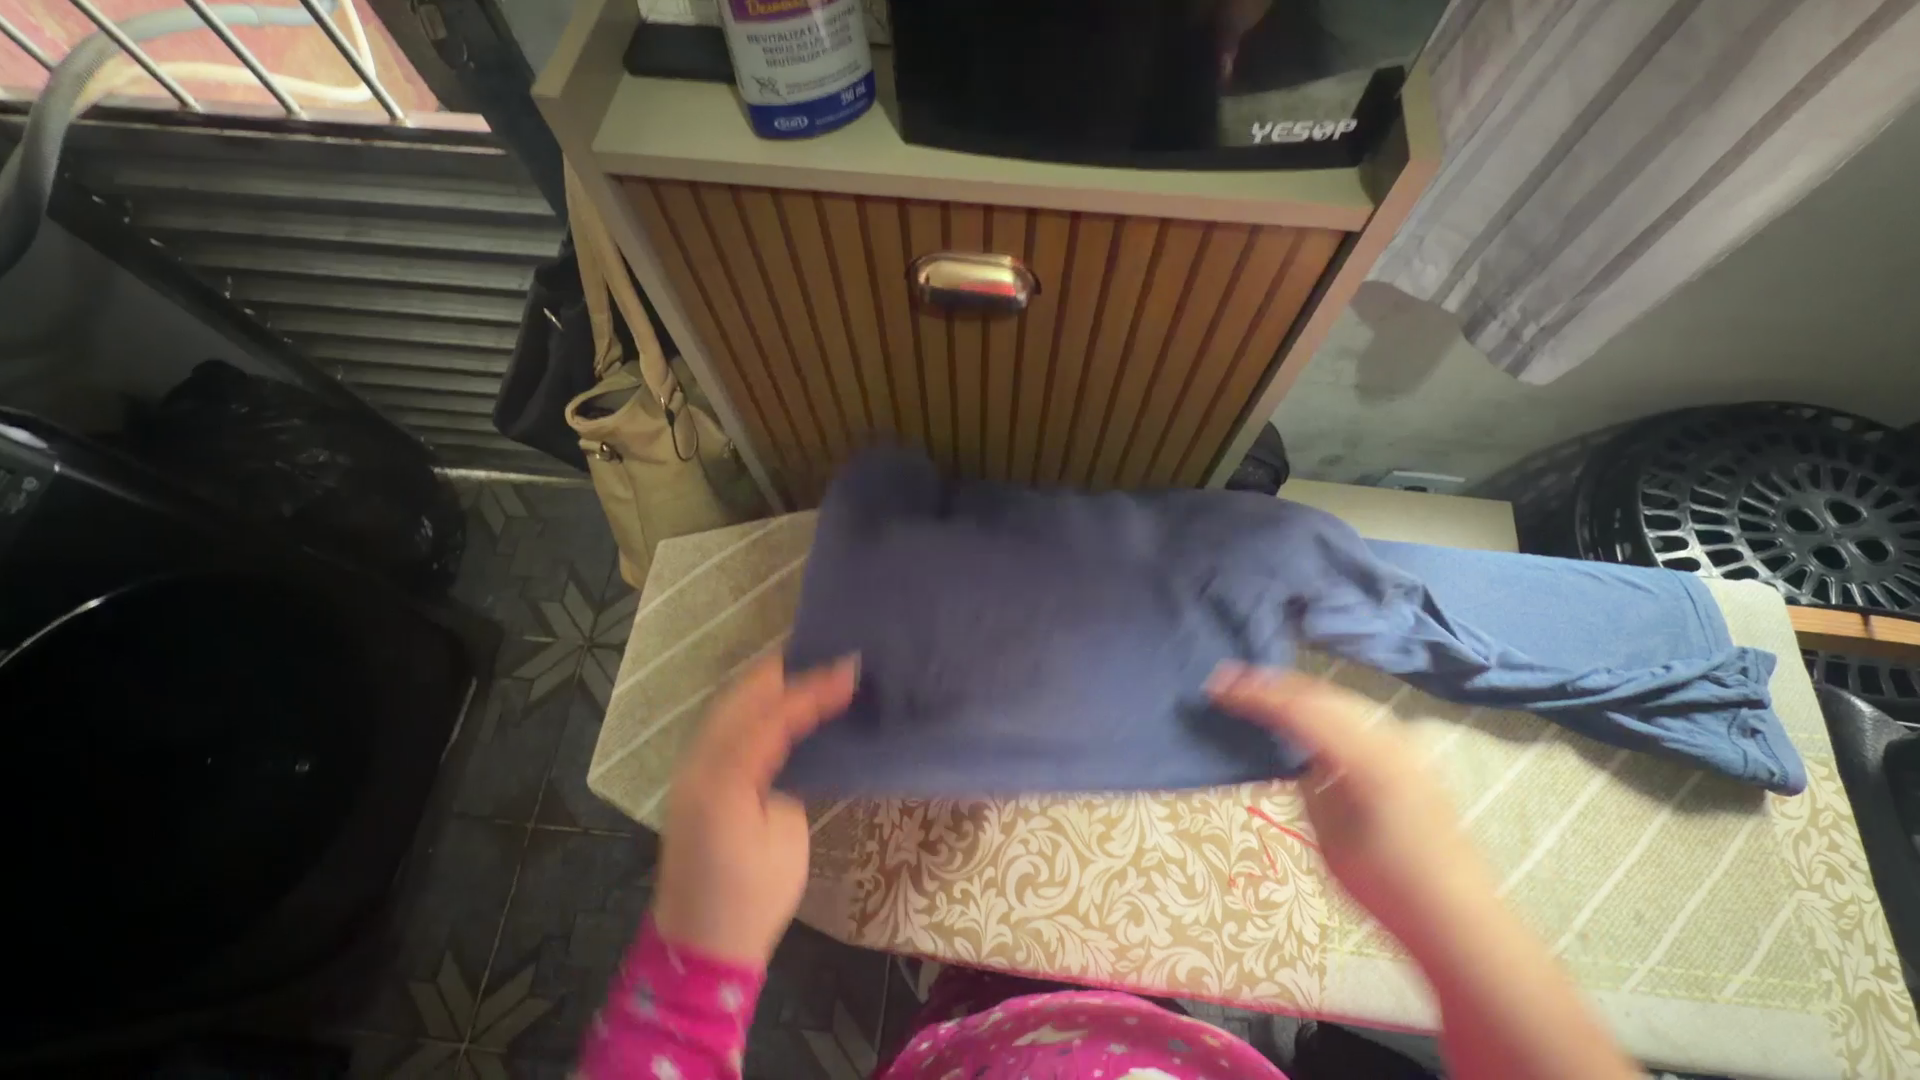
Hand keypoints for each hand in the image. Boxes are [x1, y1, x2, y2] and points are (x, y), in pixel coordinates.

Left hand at [650, 652, 857, 967]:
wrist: (702, 943)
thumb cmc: (753, 897)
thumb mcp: (785, 837)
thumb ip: (788, 779)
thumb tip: (801, 741)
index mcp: (723, 780)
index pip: (771, 717)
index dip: (812, 690)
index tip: (850, 671)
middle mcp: (698, 763)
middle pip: (741, 697)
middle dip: (786, 670)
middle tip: (833, 655)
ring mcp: (691, 768)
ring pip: (729, 705)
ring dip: (769, 682)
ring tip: (813, 665)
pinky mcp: (695, 777)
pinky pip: (725, 724)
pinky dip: (755, 703)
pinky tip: (783, 698)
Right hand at [1207, 663, 1497, 943]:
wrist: (1456, 919)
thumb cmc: (1385, 886)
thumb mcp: (1329, 833)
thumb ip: (1309, 782)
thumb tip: (1292, 754)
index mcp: (1367, 757)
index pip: (1299, 710)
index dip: (1254, 694)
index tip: (1216, 688)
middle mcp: (1391, 738)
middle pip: (1322, 695)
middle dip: (1273, 684)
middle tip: (1228, 681)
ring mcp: (1406, 746)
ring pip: (1342, 701)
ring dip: (1297, 693)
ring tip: (1257, 690)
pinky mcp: (1411, 758)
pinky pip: (1357, 717)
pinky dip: (1323, 708)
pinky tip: (1303, 714)